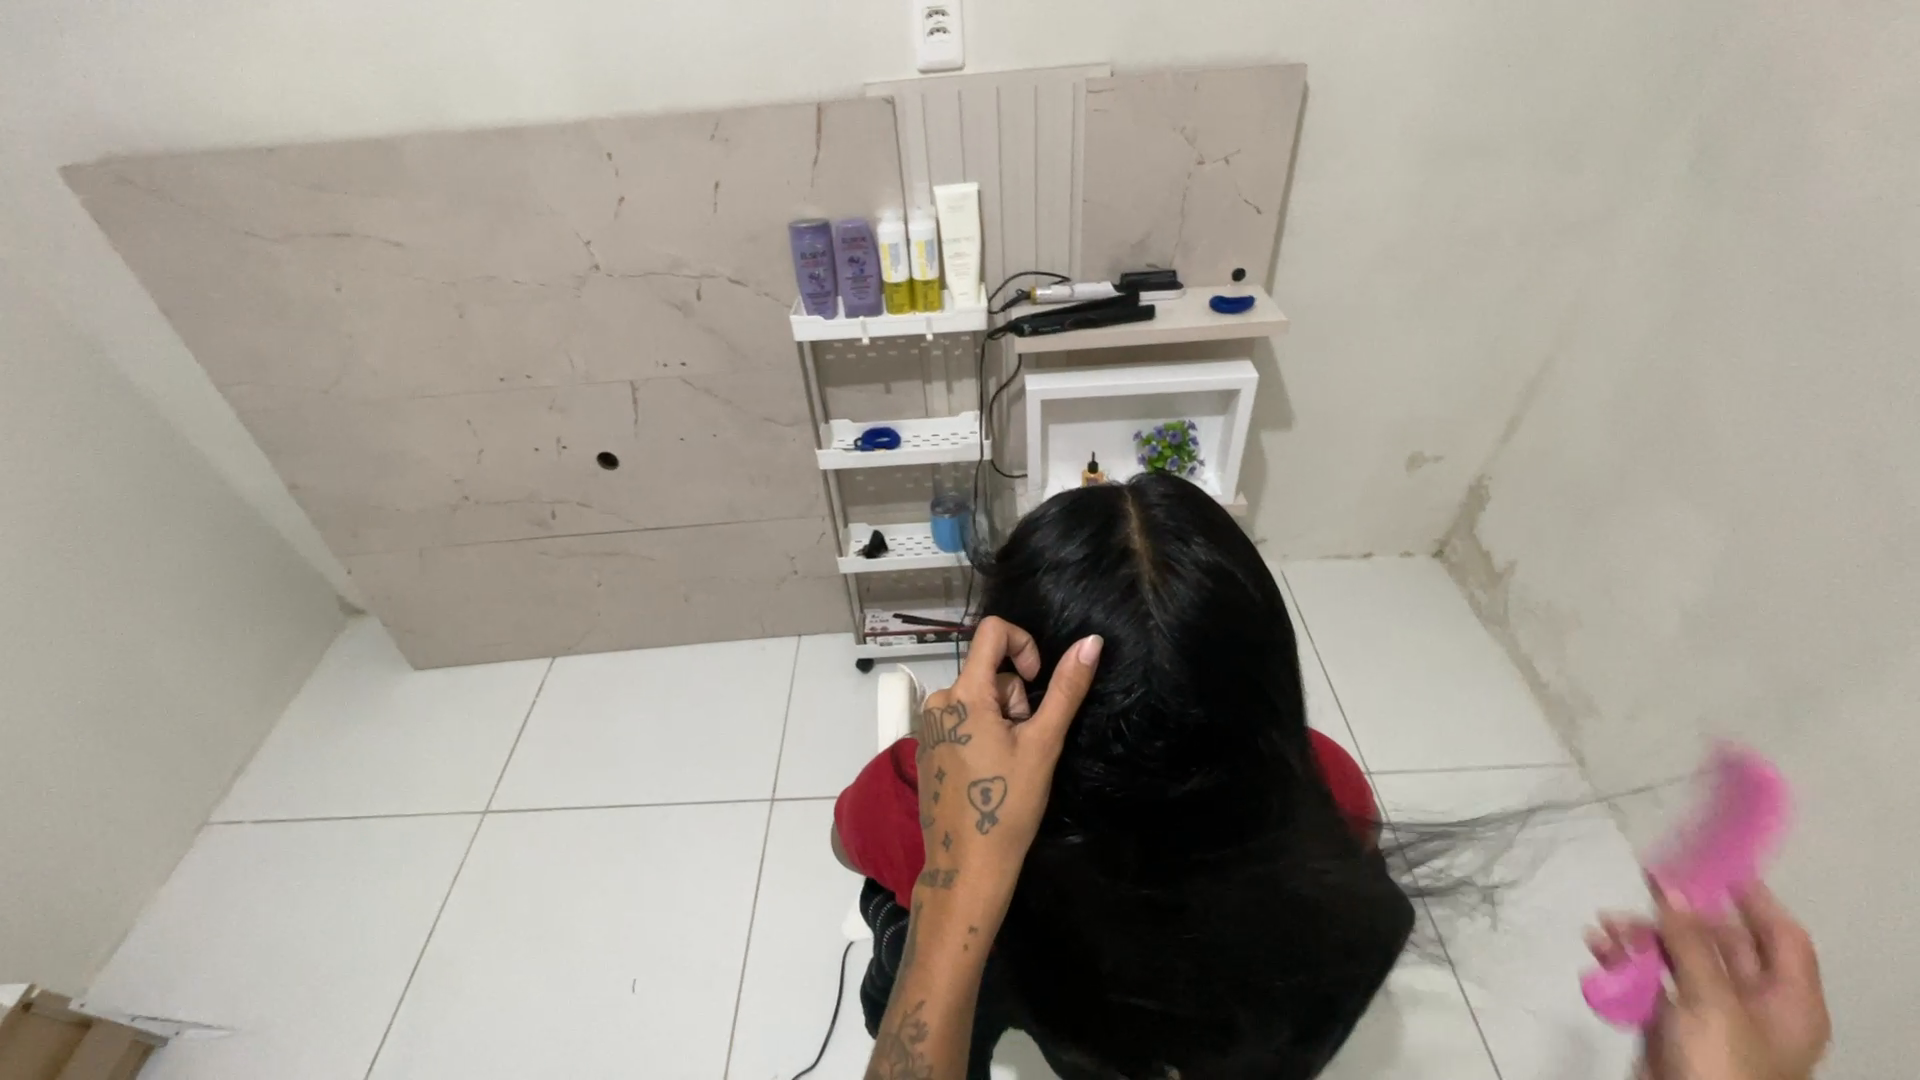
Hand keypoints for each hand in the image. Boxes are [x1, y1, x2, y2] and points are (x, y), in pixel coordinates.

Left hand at [912, 617, 1101, 907]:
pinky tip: (988, 772)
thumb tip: (1092, 641)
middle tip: (1024, 745)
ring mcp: (929, 725)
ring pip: (979, 698)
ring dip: (1001, 720)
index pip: (993, 631)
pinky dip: (982, 733)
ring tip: (1007, 763)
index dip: (1024, 644)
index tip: (1038, 681)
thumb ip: (1066, 688)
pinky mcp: (927, 746)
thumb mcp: (1044, 743)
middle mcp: (939, 700)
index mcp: (964, 693)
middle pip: (991, 673)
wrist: (966, 866)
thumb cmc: (1009, 804)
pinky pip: (962, 719)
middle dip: (1016, 700)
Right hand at [1587, 884, 1829, 1079]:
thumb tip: (1671, 889)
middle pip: (1718, 941)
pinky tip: (1597, 945)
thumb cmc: (1722, 1063)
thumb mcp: (1711, 1000)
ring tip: (1606, 924)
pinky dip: (1622, 959)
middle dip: (1676, 915)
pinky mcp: (1669, 1020)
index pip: (1780, 936)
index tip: (1712, 861)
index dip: (1752, 898)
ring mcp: (1709, 1011)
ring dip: (1640, 935)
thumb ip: (1690, 944)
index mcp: (1785, 1000)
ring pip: (1675, 956)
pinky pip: (1647, 977)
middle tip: (1641, 886)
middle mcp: (1752, 1001)